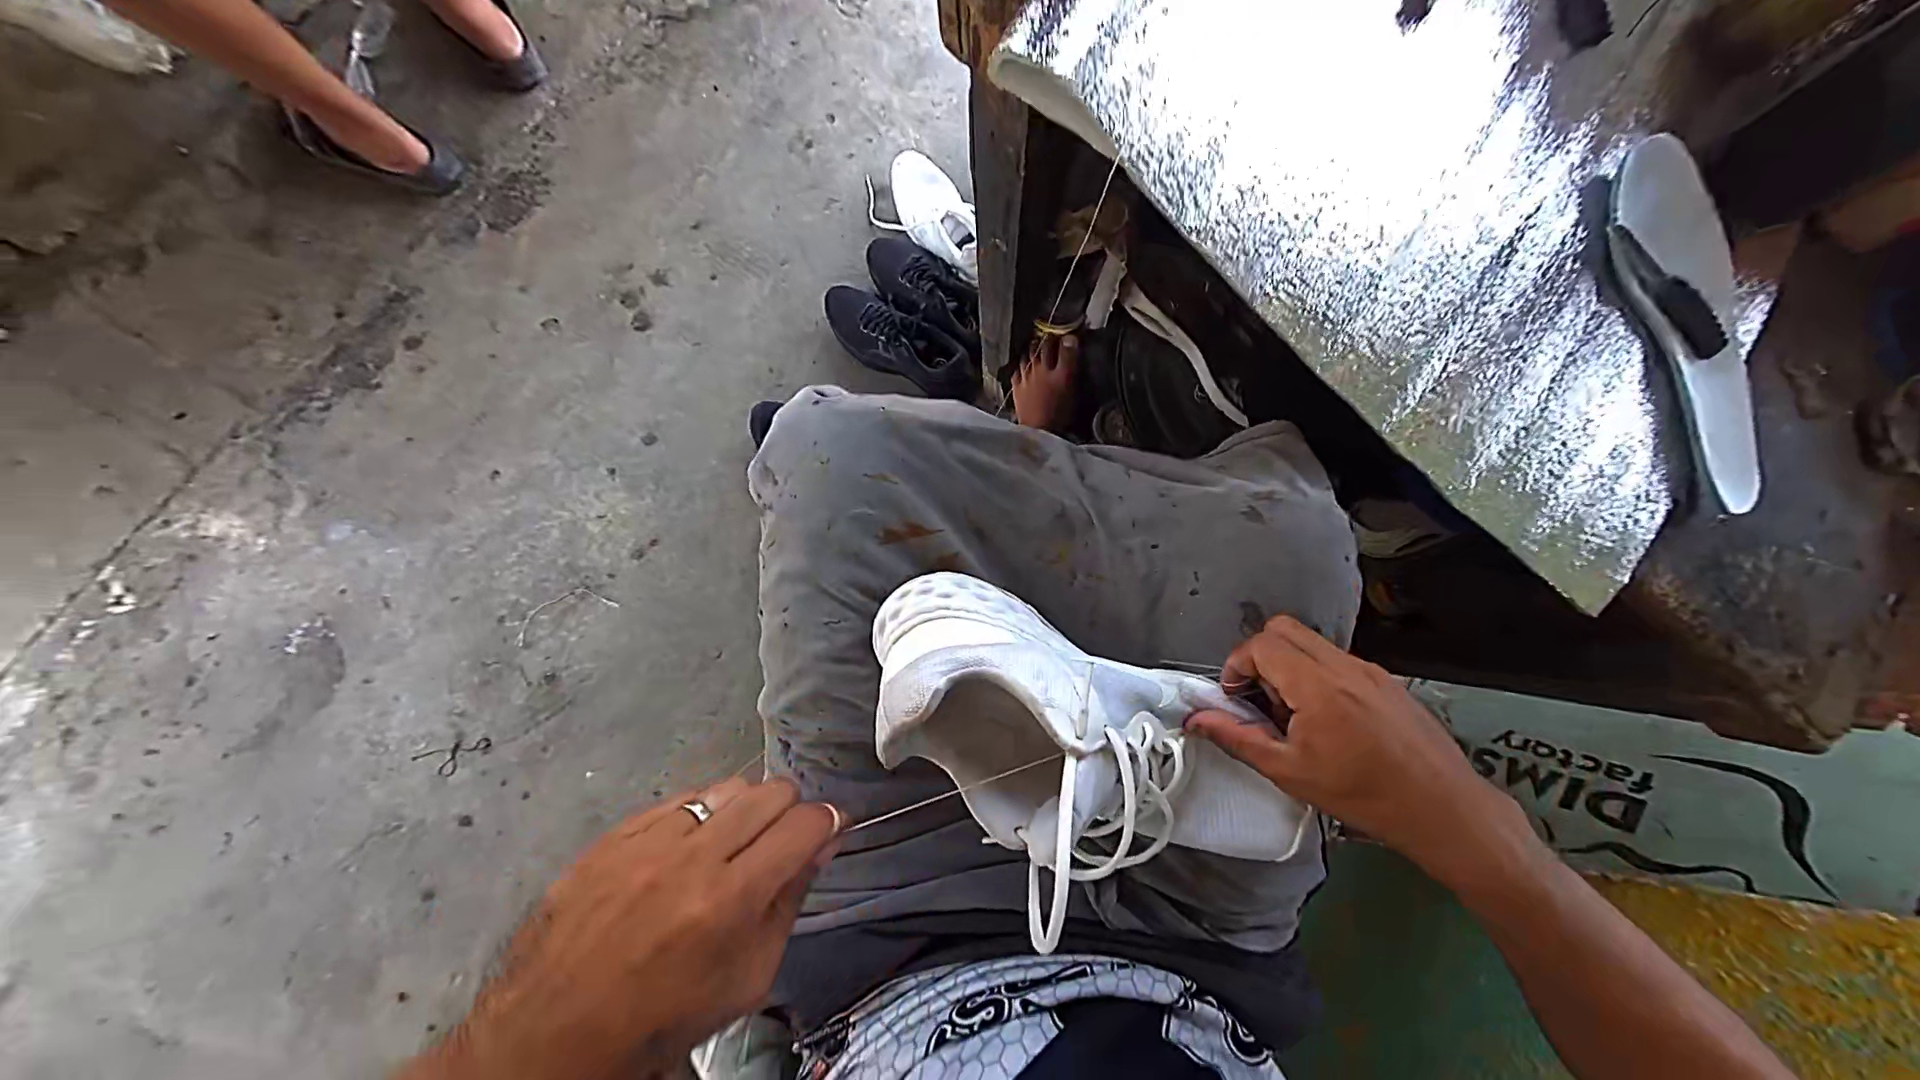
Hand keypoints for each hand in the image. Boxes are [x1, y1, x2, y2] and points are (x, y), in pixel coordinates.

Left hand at [401, 777, 838, 1079]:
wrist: (552, 1035)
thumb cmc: (663, 1018)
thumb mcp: (747, 978)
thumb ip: (790, 901)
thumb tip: (823, 842)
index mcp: (729, 901)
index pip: (804, 825)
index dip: (828, 821)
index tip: (830, 828)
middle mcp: (691, 858)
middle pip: (771, 791)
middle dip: (790, 810)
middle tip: (780, 839)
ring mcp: (647, 840)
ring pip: (728, 786)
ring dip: (744, 809)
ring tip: (729, 844)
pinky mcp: (615, 834)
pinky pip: (679, 798)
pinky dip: (697, 816)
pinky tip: (684, 849)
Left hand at [1012, 333, 1079, 430]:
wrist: (1039, 430)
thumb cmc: (1060, 412)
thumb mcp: (1070, 385)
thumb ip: (1070, 360)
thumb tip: (1070, 338)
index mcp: (1057, 369)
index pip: (1060, 346)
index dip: (1063, 338)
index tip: (1067, 335)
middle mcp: (1039, 369)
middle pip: (1041, 348)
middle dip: (1046, 341)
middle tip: (1051, 338)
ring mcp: (1025, 378)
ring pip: (1027, 357)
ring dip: (1032, 350)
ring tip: (1036, 348)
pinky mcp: (1016, 388)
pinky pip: (1017, 371)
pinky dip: (1021, 366)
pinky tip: (1023, 367)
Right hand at [1185, 616, 1530, 881]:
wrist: (1446, 810)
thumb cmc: (1366, 795)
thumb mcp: (1289, 772)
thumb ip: (1236, 738)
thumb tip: (1197, 720)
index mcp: (1318, 687)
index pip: (1261, 644)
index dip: (1236, 665)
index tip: (1234, 696)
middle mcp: (1345, 667)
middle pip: (1283, 628)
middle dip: (1258, 655)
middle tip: (1258, 696)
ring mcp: (1370, 671)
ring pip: (1310, 642)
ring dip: (1287, 664)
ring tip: (1292, 712)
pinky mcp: (1387, 681)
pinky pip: (1336, 659)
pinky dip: (1315, 674)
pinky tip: (1325, 718)